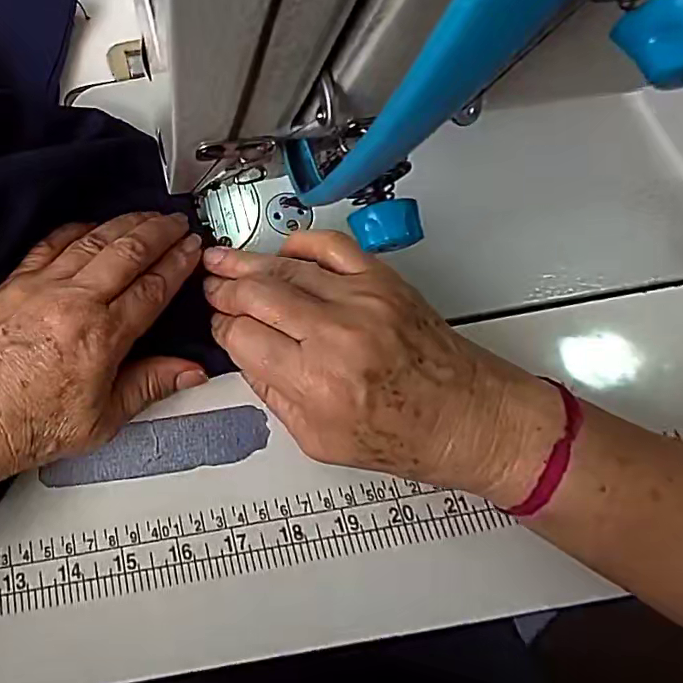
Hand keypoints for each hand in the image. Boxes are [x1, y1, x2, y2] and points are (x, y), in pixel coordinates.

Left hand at [0, 212, 209, 508]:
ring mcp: (38, 288)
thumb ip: (148, 386)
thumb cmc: (24, 426)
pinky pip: (49, 244)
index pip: (151, 288)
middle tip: (177, 224)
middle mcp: (70, 303)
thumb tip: (188, 370)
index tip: (192, 252)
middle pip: (126, 252)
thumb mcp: (100, 421)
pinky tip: (90, 227)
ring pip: (91, 241)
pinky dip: (75, 231)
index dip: (177, 265)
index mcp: (99, 338)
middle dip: (159, 233)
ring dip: (123, 224)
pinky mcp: (13, 284)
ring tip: (145, 218)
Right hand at [201, 231, 558, 503]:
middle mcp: (337, 335)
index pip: (240, 335)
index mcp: (315, 381)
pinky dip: (298, 244)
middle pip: (254, 294)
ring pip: (283, 267)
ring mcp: (362, 302)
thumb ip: (270, 391)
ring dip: (245, 263)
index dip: (221, 329)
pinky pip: (328, 246)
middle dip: (223, 290)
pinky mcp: (383, 283)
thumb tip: (242, 350)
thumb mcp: (314, 438)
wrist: (472, 420)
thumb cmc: (403, 435)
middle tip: (210, 288)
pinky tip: (280, 253)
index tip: (220, 327)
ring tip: (221, 260)